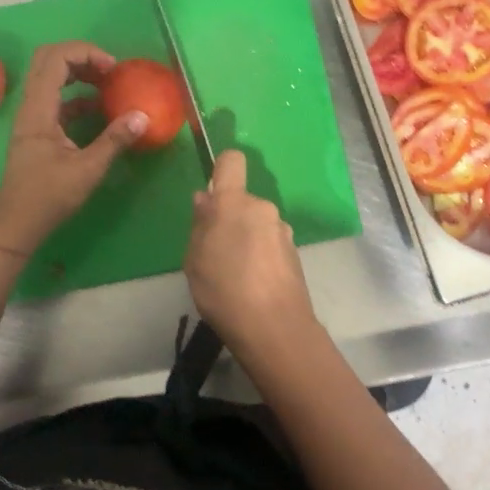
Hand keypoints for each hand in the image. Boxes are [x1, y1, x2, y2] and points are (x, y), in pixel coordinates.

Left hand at [0, 42, 147, 249]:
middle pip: (49, 61)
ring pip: (50, 80)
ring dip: (79, 76)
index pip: (55, 59)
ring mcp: (31, 119)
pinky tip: (99, 112)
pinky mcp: (36, 132)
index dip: (86, 53)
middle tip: (109, 72)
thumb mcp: (88, 169)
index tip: (113, 69)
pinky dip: (76, 98)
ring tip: (108, 87)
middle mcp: (30, 107)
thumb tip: (142, 116)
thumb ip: (115, 140)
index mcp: (38, 110)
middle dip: (81, 58)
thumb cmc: (49, 197)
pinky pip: (55, 102)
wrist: (17, 224)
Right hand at [186, 150, 316, 351]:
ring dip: (246, 240)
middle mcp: (263, 209)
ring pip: (257, 225)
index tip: (212, 194)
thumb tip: (205, 200)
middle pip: (243, 202)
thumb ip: (201, 225)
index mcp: (234, 203)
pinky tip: (253, 286)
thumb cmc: (223, 289)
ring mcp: (283, 231)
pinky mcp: (294, 254)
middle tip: (215, 254)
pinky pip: (269, 245)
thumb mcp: (195, 259)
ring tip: (234, 276)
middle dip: (230, 219)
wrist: (274, 327)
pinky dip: (260, 258)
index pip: (231, 161)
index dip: (221, 169)